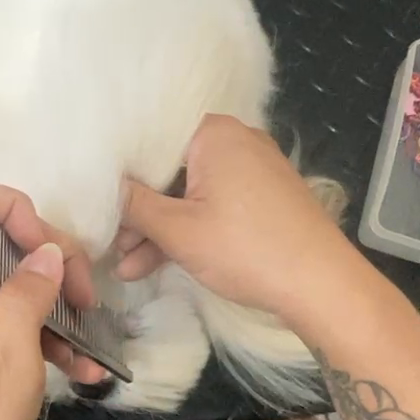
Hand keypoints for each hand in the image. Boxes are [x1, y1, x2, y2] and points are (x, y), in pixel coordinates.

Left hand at [0, 180, 105, 384]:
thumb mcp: (14, 358)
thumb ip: (29, 294)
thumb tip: (48, 250)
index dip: (23, 213)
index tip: (56, 258)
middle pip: (9, 240)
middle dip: (58, 266)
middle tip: (89, 307)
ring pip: (17, 283)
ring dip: (59, 309)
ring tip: (92, 351)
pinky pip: (10, 316)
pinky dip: (44, 334)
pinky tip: (80, 368)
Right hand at [115, 114, 368, 326]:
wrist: (322, 285)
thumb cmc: (245, 248)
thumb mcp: (178, 230)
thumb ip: (133, 205)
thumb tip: (102, 187)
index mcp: (213, 133)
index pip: (151, 139)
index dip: (121, 170)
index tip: (96, 197)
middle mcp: (234, 142)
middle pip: (169, 171)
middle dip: (139, 212)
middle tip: (112, 243)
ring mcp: (251, 171)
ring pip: (189, 194)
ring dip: (158, 230)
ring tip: (126, 265)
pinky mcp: (261, 199)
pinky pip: (212, 206)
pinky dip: (187, 231)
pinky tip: (153, 264)